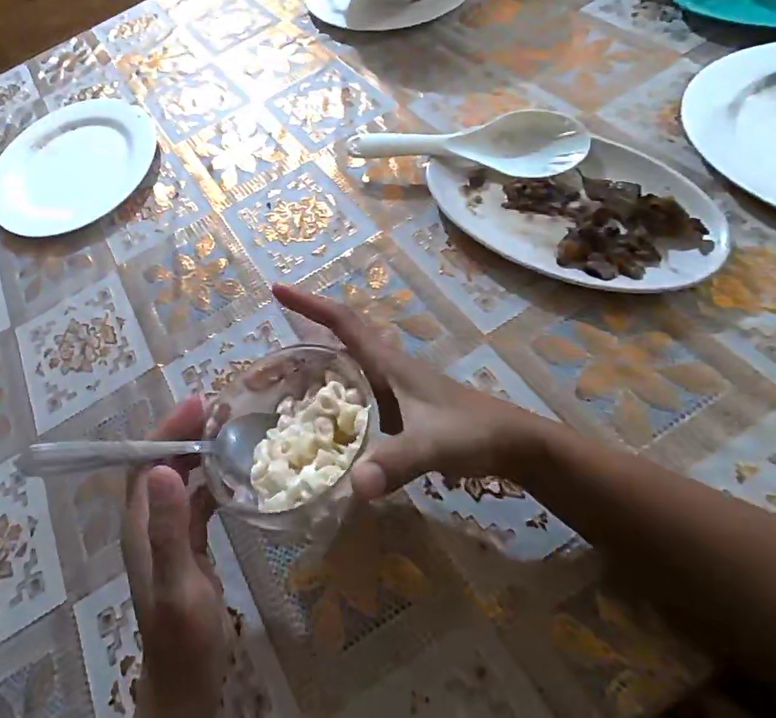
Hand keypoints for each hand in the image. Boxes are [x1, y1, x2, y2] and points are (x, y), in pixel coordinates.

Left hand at [121, 395, 227, 717]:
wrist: (186, 681)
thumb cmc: (183, 636)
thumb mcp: (179, 582)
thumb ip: (170, 529)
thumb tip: (163, 471)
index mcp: (141, 525)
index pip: (146, 460)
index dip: (167, 429)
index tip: (198, 404)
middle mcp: (150, 523)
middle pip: (160, 463)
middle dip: (184, 432)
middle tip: (220, 409)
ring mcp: (167, 534)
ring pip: (178, 479)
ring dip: (198, 452)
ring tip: (229, 430)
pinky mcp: (186, 546)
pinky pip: (196, 501)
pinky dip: (211, 480)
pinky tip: (235, 473)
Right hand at [273, 284, 546, 500]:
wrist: (513, 443)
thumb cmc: (472, 431)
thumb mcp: (431, 445)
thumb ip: (396, 462)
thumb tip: (354, 486)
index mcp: (388, 363)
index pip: (343, 321)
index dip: (310, 304)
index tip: (278, 290)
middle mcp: (386, 368)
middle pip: (336, 341)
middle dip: (300, 339)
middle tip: (262, 365)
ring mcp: (392, 389)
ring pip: (344, 368)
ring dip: (313, 369)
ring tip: (278, 387)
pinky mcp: (399, 409)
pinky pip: (353, 394)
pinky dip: (331, 398)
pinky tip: (318, 422)